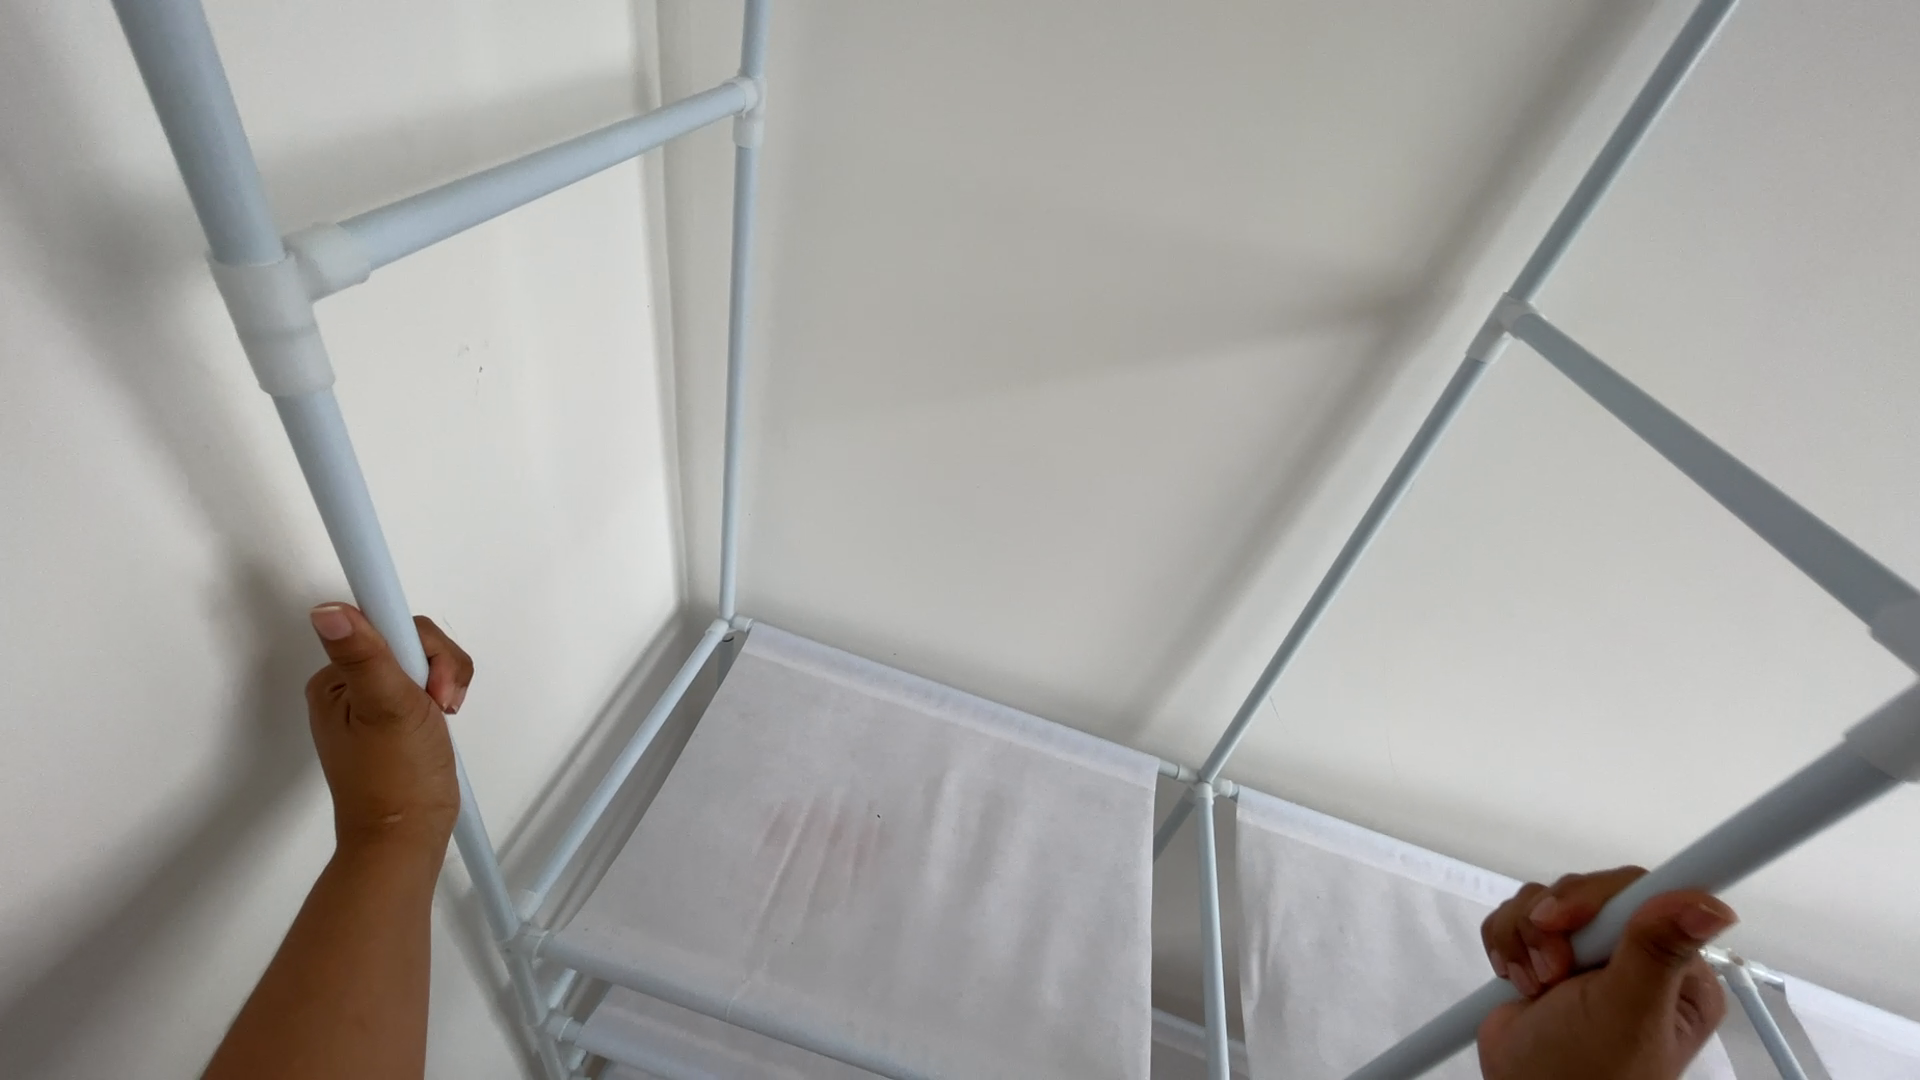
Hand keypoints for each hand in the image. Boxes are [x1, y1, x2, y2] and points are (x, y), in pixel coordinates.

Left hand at [304, 603, 470, 852]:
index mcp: (336, 679)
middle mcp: (352, 683)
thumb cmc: (397, 772)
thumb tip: (324, 609)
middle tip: (443, 705)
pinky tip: (444, 716)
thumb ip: (365, 655)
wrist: (410, 829)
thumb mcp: (386, 707)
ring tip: (446, 714)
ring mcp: (377, 699)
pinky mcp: (400, 713)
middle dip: (442, 667)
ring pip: (428, 659)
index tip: (432, 685)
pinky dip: (447, 691)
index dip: (425, 647)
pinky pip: (431, 680)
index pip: (390, 626)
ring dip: (450, 680)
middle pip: (413, 641)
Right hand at [1478, 866, 1736, 1079]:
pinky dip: (1502, 942)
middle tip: (1548, 973)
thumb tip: (1712, 906)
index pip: (1639, 892)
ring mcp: (1582, 952)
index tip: (1559, 920)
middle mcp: (1632, 954)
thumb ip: (1655, 952)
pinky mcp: (1539, 951)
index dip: (1593, 896)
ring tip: (1530, 984)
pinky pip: (1510, 914)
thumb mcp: (1626, 1011)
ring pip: (1537, 899)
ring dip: (1520, 939)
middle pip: (1581, 891)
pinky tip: (1513, 978)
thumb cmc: (1586, 1068)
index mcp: (1674, 970)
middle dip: (1548, 926)